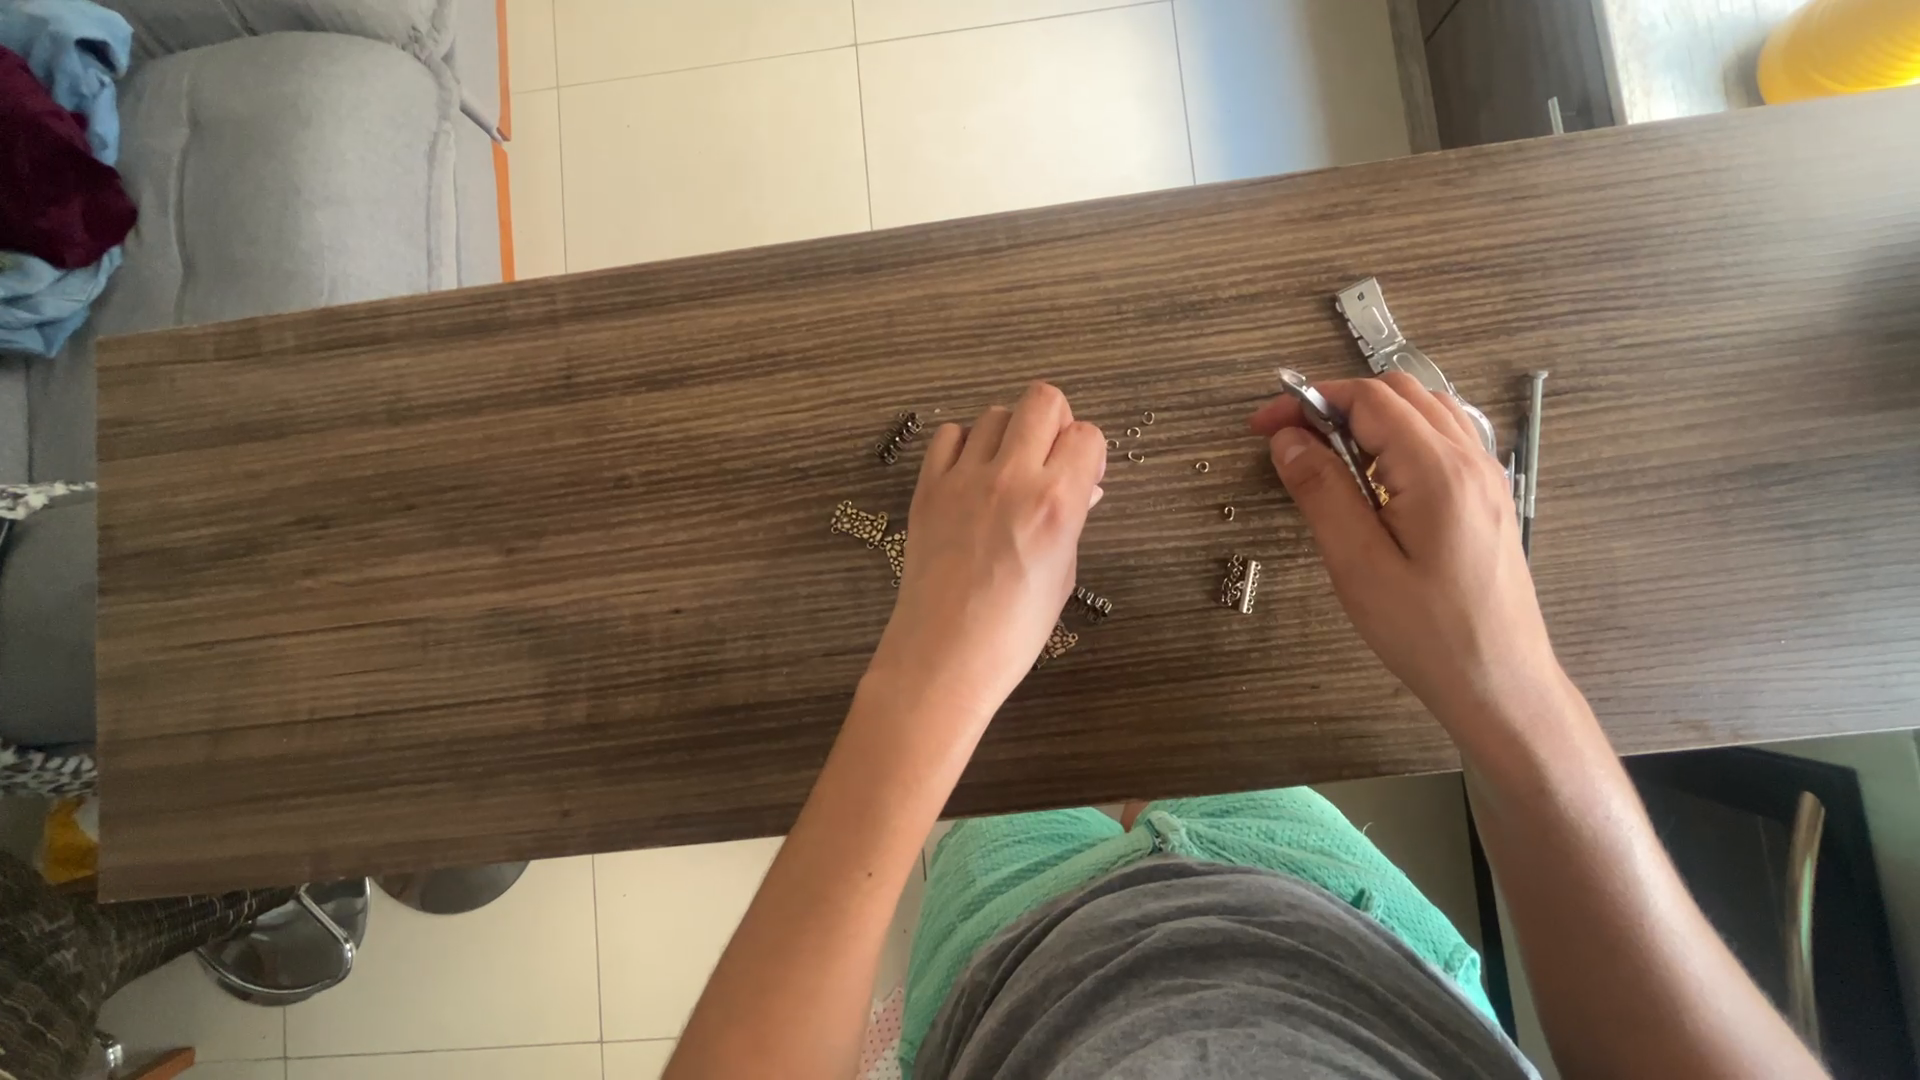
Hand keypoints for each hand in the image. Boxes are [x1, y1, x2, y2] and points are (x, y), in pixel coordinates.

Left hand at [868, 382, 1105, 723]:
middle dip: (1056, 422)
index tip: (1083, 477)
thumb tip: (1084, 489)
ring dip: (1010, 434)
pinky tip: (970, 478)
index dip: (1089, 455)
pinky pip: (949, 436)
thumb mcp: (1061, 576)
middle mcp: (1011, 479)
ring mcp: (963, 480)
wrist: (944, 657)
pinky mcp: (927, 488)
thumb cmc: (1012, 632)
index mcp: (1055, 503)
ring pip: (995, 413)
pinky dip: (965, 446)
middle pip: (1043, 399)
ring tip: (1008, 472)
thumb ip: (1073, 520)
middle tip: (1049, 458)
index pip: (1087, 435)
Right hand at [1250, 373, 1559, 723]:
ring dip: (1368, 416)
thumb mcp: (1357, 564)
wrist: (1498, 680)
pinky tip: (1372, 476)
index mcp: (1436, 471)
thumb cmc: (1424, 630)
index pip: (1368, 400)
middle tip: (1288, 442)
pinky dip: (1398, 435)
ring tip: (1326, 457)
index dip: (1309, 400)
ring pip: (1424, 410)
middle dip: (1335, 403)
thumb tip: (1287, 440)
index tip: (1264, 426)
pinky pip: (1442, 438)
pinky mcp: (1486, 497)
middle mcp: (1469, 460)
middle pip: (1398, 393)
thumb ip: (1322, 492)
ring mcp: (1485, 476)